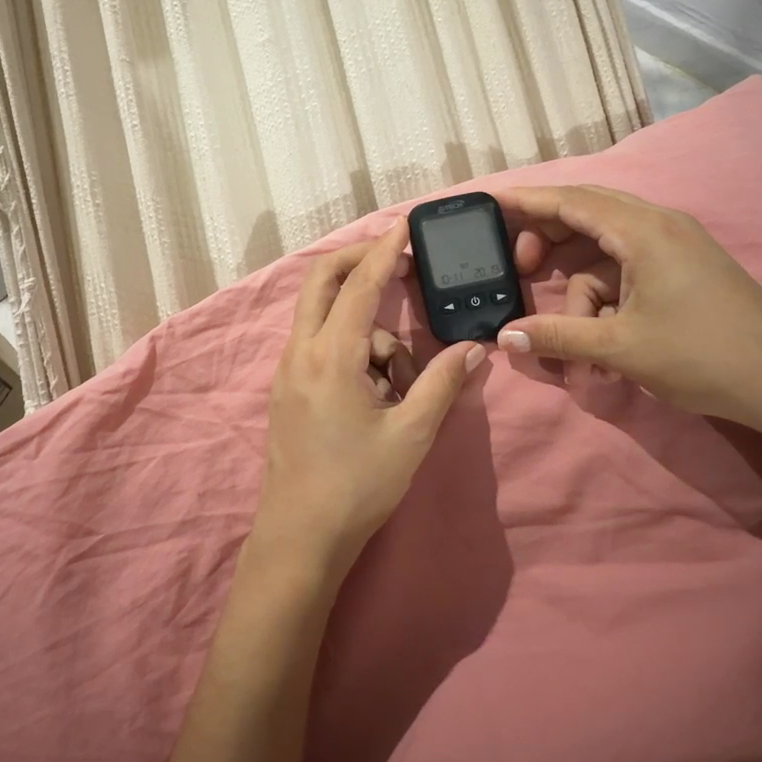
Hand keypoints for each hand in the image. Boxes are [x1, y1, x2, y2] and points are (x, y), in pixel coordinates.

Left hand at [255, 218, 486, 571]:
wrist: (300, 537)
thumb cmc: (358, 486)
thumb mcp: (411, 435)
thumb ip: (442, 384)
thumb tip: (474, 348)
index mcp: (331, 356)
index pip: (360, 284)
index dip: (384, 250)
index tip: (404, 225)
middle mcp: (301, 352)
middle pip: (321, 280)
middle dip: (358, 260)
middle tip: (396, 260)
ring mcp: (288, 370)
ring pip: (323, 317)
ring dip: (363, 324)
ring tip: (401, 381)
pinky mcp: (287, 389)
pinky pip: (319, 345)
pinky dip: (349, 347)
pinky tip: (378, 392)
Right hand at [495, 185, 761, 431]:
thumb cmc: (703, 356)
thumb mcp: (620, 348)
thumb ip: (556, 336)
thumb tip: (504, 337)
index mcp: (642, 229)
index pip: (569, 200)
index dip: (524, 199)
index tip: (487, 201)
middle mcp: (659, 224)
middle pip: (585, 213)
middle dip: (547, 239)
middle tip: (518, 267)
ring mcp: (676, 246)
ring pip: (605, 250)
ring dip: (580, 286)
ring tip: (572, 333)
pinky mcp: (686, 269)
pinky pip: (628, 269)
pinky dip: (606, 296)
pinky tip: (603, 338)